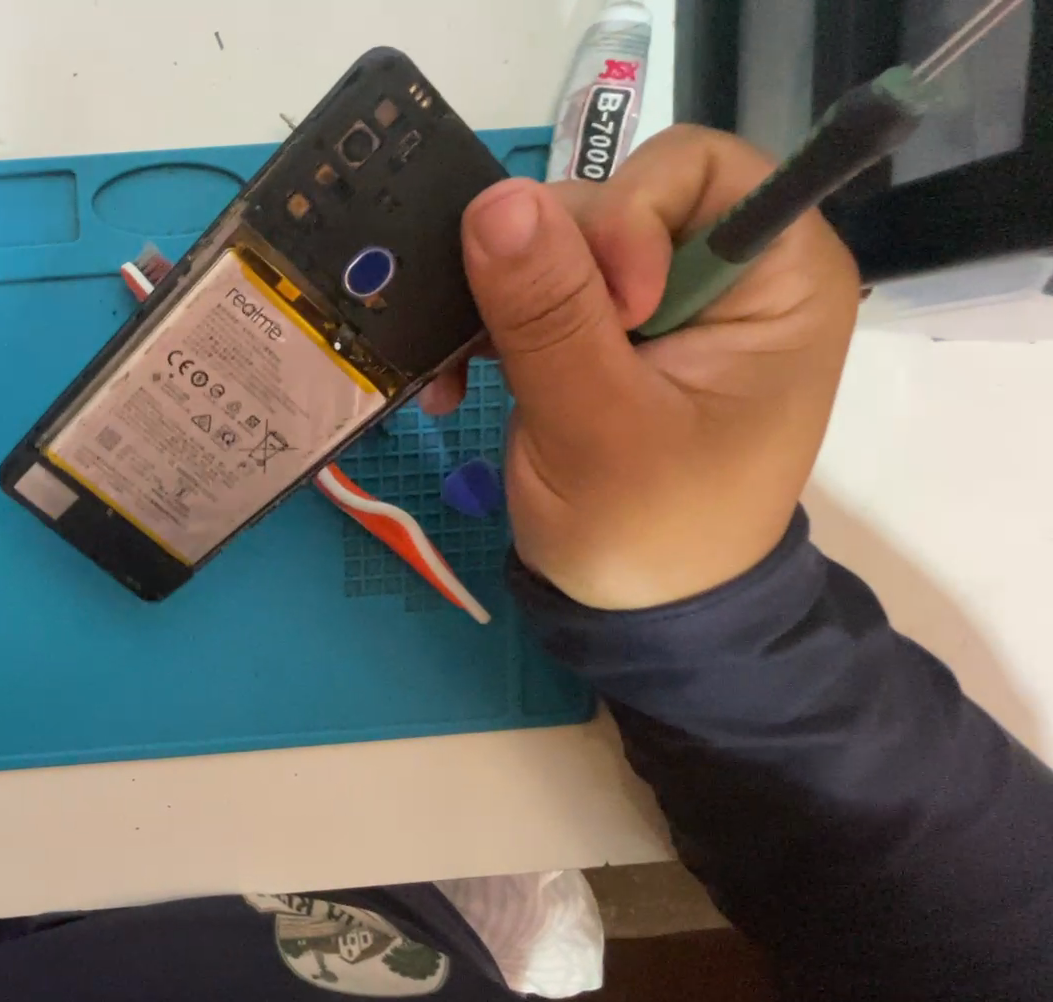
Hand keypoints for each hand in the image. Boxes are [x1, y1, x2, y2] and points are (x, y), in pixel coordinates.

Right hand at [420, 126, 859, 610]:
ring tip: (453, 374)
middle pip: (606, 207)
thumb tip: (493, 201)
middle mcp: (710, 277)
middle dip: (532, 269)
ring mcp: (645, 310)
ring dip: (489, 306)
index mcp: (769, 281)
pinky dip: (481, 333)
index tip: (597, 311)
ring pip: (550, 253)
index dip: (624, 219)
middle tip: (490, 343)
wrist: (630, 608)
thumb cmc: (642, 527)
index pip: (691, 173)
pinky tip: (453, 381)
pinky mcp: (592, 342)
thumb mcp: (595, 422)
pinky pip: (525, 300)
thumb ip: (548, 313)